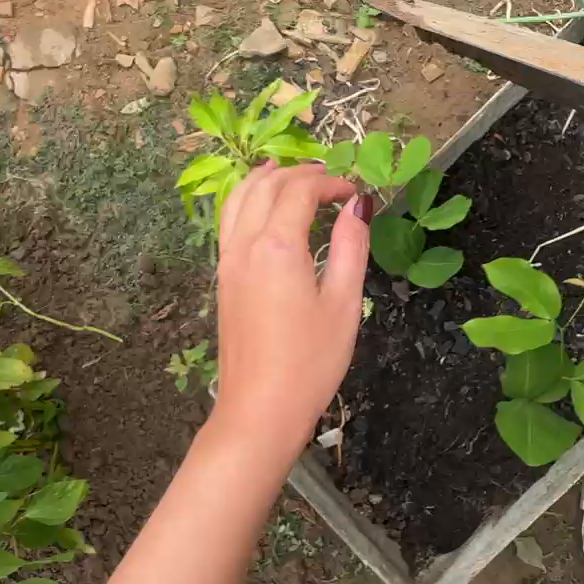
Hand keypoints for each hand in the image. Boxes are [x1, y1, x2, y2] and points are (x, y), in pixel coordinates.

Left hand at [212, 162, 369, 447]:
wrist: (260, 409)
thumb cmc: (310, 362)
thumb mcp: (344, 304)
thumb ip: (351, 247)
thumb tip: (359, 206)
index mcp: (278, 247)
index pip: (301, 191)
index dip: (331, 182)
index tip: (356, 193)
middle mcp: (246, 245)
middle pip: (267, 186)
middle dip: (299, 174)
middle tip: (330, 179)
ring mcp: (228, 262)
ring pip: (239, 198)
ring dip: (266, 179)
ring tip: (289, 173)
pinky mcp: (223, 279)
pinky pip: (229, 222)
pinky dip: (246, 200)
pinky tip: (261, 207)